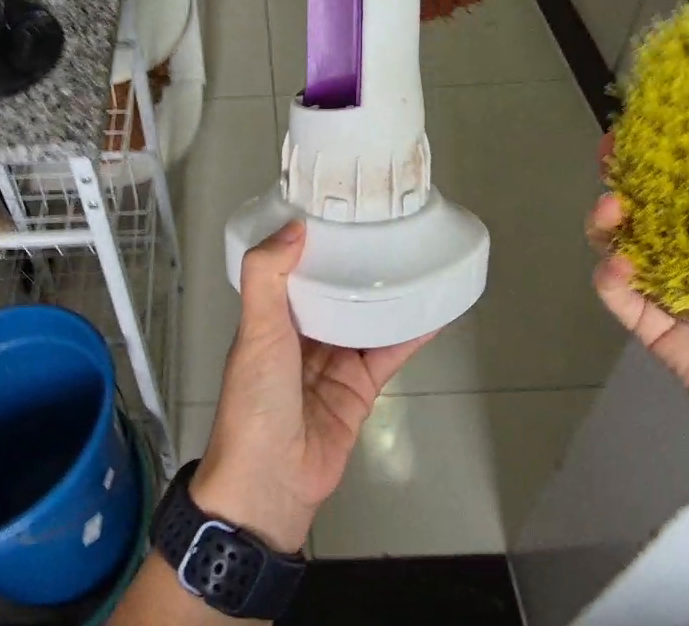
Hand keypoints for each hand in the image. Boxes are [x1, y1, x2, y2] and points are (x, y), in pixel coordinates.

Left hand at [191, 221, 432, 551]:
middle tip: (385, 225)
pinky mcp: (360, 388)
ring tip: (415, 257)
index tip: (336, 206)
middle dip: (354, 264)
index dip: (310, 242)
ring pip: (364, 318)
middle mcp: (300, 336)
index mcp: (269, 319)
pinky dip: (409, 333)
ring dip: (385, 294)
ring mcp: (332, 362)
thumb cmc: (257, 401)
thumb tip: (296, 225)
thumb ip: (266, 277)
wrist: (273, 482)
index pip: (291, 270)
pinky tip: (433, 310)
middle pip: (332, 292)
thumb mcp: (256, 332)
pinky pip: (388, 353)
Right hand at [588, 135, 688, 459]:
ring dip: (607, 218)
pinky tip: (620, 265)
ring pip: (621, 239)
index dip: (679, 144)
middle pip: (648, 200)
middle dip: (624, 172)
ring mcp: (667, 284)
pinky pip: (618, 293)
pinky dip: (611, 275)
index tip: (663, 114)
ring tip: (611, 207)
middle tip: (612, 149)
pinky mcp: (649, 321)